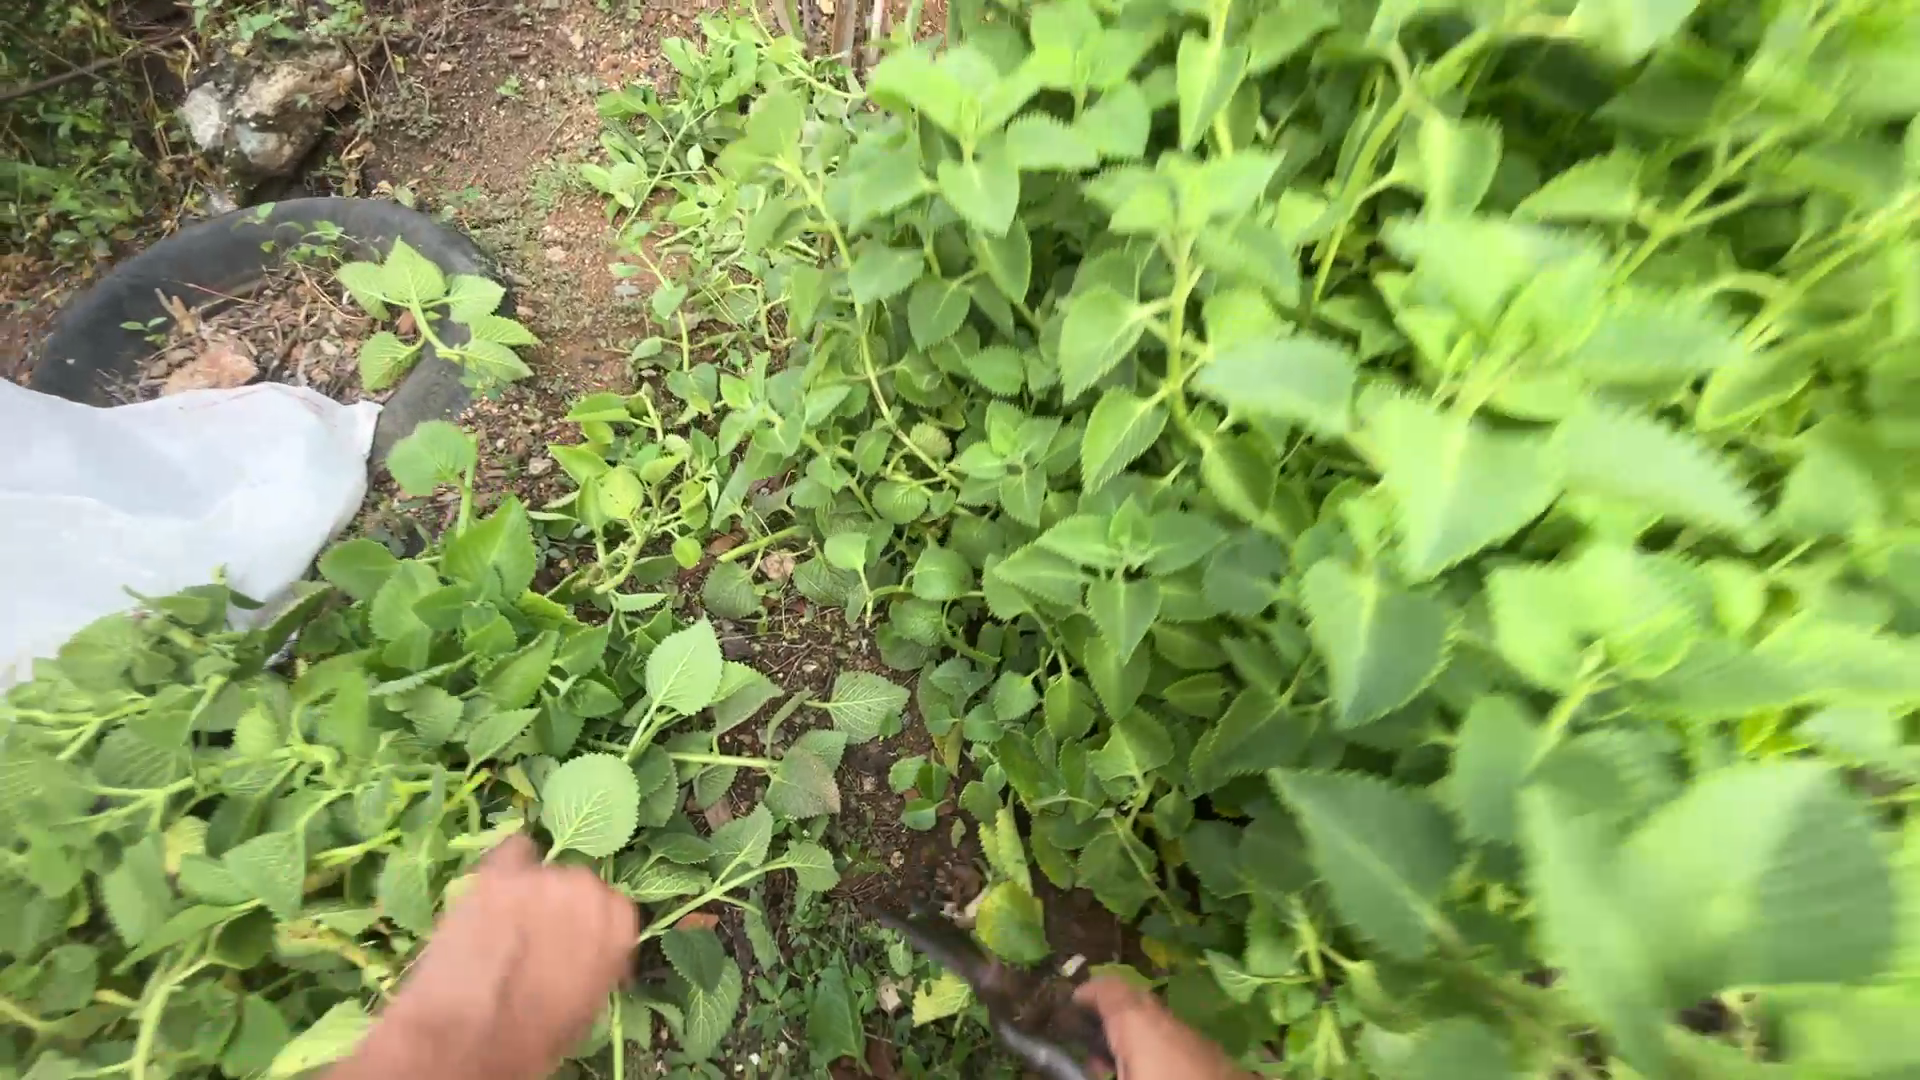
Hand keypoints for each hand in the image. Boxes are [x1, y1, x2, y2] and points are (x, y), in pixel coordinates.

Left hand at [334, 834, 636, 1079]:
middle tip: (534, 938)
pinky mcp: (500, 873)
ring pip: (545, 872)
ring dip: (532, 892)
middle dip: (561, 907)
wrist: (459, 1044)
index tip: (571, 945)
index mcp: (619, 922)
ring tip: (505, 923)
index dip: (588, 928)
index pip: (613, 908)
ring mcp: (544, 877)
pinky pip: (514, 850)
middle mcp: (590, 888)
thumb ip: (598, 965)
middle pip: (580, 885)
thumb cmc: (527, 1041)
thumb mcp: (584, 1009)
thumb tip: (590, 956)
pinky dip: (510, 862)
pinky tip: (495, 885)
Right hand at [1076, 977, 1252, 1079]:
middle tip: (1092, 1044)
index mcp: (1135, 1022)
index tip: (1071, 1008)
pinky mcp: (1213, 1056)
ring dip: (1135, 1035)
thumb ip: (1097, 1070)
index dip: (1086, 993)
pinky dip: (1158, 1049)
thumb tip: (1086, 1063)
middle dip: (1109, 1015)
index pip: (1106, 988)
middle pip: (1131, 1000)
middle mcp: (1162, 1018)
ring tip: (1121, 1067)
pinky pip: (1175, 1040)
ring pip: (1155, 1020)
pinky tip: (1155, 1073)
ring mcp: (1191, 1036)